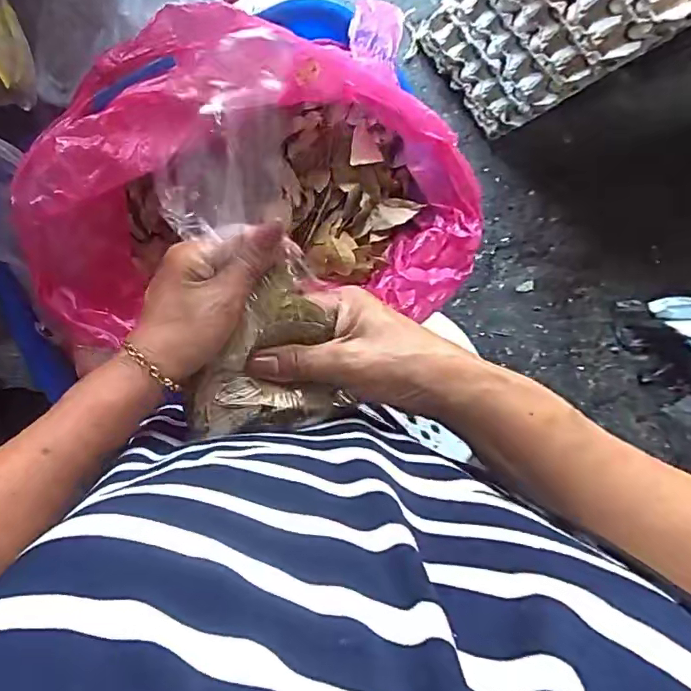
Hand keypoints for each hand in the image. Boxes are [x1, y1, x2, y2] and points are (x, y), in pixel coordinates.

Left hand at [125, 224, 285, 382]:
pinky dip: (234, 291)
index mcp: (191, 250)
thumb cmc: (190, 332)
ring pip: (224, 270)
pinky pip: (214, 286)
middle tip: (292, 279)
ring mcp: (180, 278)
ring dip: (250, 278)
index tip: (298, 261)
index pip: (240, 235)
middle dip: (262, 262)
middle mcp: (183, 257)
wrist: (153, 368)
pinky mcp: (182, 298)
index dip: (272, 245)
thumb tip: (276, 223)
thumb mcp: (226, 295)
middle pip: (232, 251)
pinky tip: (252, 302)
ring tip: (278, 289)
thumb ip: (251, 260)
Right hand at [246, 286, 493, 418]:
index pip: (289, 303)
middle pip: (295, 325)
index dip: (261, 319)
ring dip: (285, 359)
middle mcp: (343, 312)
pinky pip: (318, 360)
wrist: (456, 391)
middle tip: (235, 356)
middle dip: (269, 342)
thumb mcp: (345, 362)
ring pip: (306, 345)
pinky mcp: (356, 357)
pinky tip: (281, 382)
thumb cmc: (403, 365)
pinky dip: (302, 370)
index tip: (233, 335)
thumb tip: (251, 362)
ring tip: (250, 371)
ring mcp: (350, 335)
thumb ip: (299, 361)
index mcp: (341, 300)